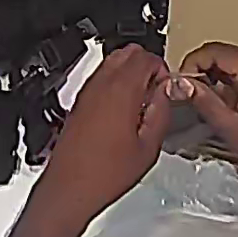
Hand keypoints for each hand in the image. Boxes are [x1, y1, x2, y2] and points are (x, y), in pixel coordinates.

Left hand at [28, 45, 170, 233]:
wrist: (70, 184)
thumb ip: (161, 112)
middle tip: (157, 92)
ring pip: (114, 60)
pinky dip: (117, 81)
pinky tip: (124, 109)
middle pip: (129, 52)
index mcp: (121, 89)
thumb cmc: (105, 172)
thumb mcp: (148, 147)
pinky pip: (102, 75)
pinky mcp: (81, 97)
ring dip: (131, 72)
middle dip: (147, 65)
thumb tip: (167, 93)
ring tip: (142, 102)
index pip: (147, 57)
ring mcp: (89, 88)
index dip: (162, 70)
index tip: (167, 88)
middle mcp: (102, 82)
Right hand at [178, 41, 237, 187]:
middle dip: (199, 74)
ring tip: (208, 106)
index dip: (189, 66)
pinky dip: (222, 87)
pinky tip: (223, 108)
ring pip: (222, 64)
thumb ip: (203, 101)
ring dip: (210, 81)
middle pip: (215, 54)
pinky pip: (233, 73)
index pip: (209, 51)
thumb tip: (179, 83)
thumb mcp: (233, 128)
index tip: (181, 86)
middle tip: (190, 97)